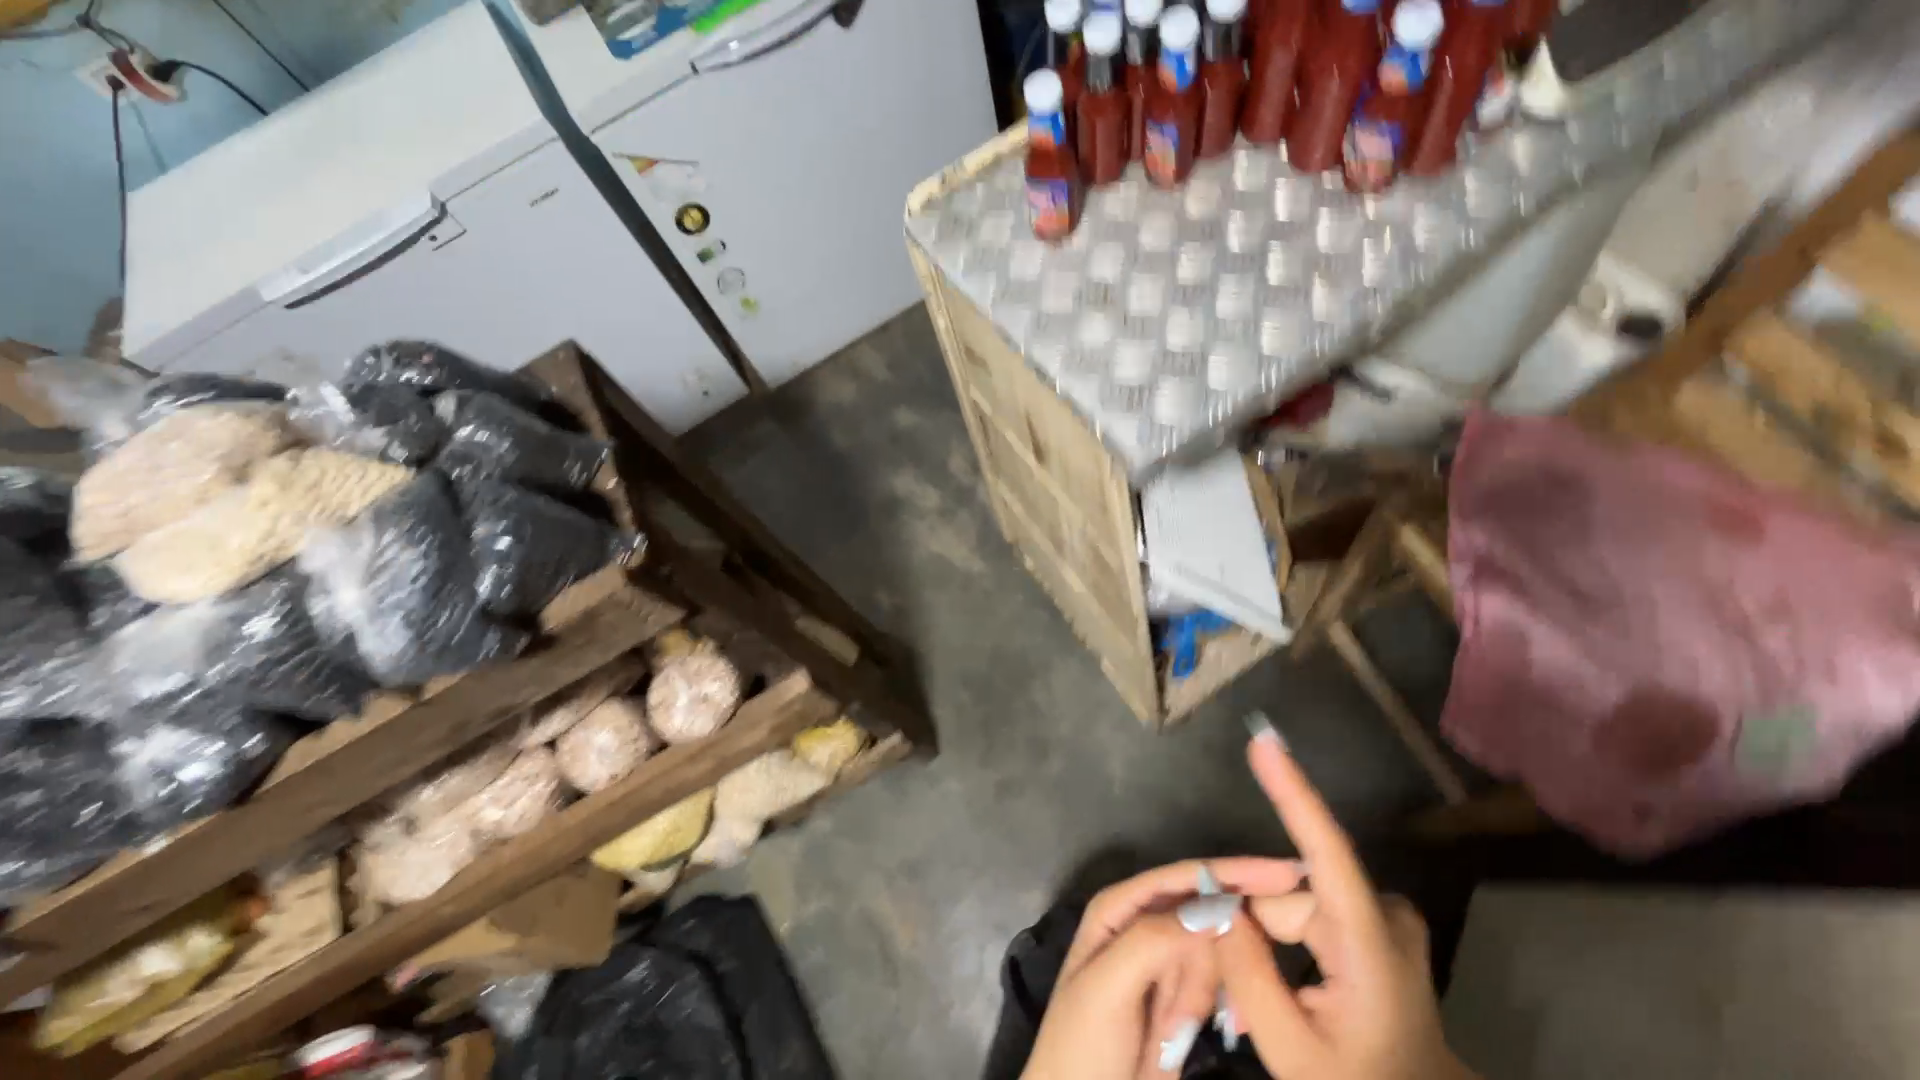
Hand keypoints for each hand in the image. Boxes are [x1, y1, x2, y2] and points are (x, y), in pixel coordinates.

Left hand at [1024, 858, 1306, 1079]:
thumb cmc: (1084, 1043)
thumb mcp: (1108, 987)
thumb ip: (1154, 941)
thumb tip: (1212, 905)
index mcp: (1120, 907)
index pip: (1184, 876)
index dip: (1234, 871)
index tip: (1288, 874)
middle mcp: (1145, 924)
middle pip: (1207, 916)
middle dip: (1210, 961)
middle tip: (1180, 1012)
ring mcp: (1166, 963)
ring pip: (1217, 955)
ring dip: (1201, 996)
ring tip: (1166, 1030)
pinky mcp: (1184, 998)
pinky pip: (1219, 986)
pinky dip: (1215, 1009)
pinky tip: (1184, 1034)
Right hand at [1217, 721, 1476, 1079]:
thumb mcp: (1290, 1049)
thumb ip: (1245, 973)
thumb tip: (1218, 906)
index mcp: (1369, 944)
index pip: (1326, 853)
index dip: (1293, 794)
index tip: (1265, 743)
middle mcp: (1384, 914)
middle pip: (1287, 895)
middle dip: (1253, 932)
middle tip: (1237, 1004)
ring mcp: (1383, 916)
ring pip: (1292, 905)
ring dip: (1266, 943)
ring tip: (1262, 1010)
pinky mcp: (1376, 921)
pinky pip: (1307, 913)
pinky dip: (1284, 945)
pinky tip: (1284, 993)